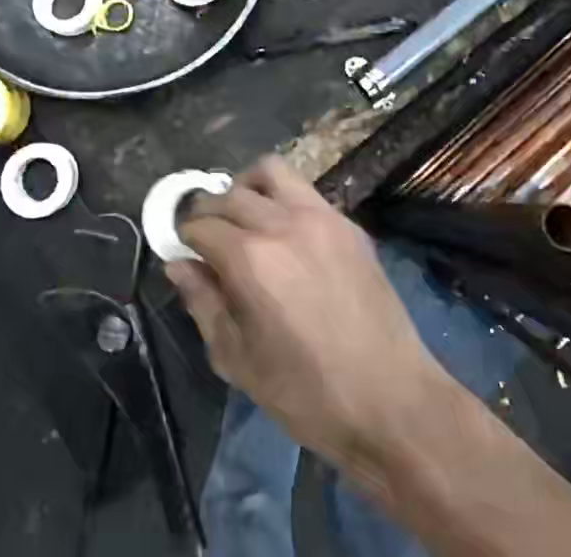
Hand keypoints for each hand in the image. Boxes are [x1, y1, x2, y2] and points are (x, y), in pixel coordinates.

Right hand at [164, 156, 451, 471]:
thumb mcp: (237, 359)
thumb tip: (179, 266)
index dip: (184, 239)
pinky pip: (304, 192)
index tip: (184, 254)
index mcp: (250, 259)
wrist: (391, 399)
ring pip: (270, 171)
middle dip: (208, 212)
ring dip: (246, 187)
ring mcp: (321, 218)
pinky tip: (283, 233)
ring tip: (244, 218)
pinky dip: (282, 199)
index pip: (200, 225)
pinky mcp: (349, 225)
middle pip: (229, 194)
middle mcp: (283, 224)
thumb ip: (203, 303)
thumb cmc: (305, 392)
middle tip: (207, 239)